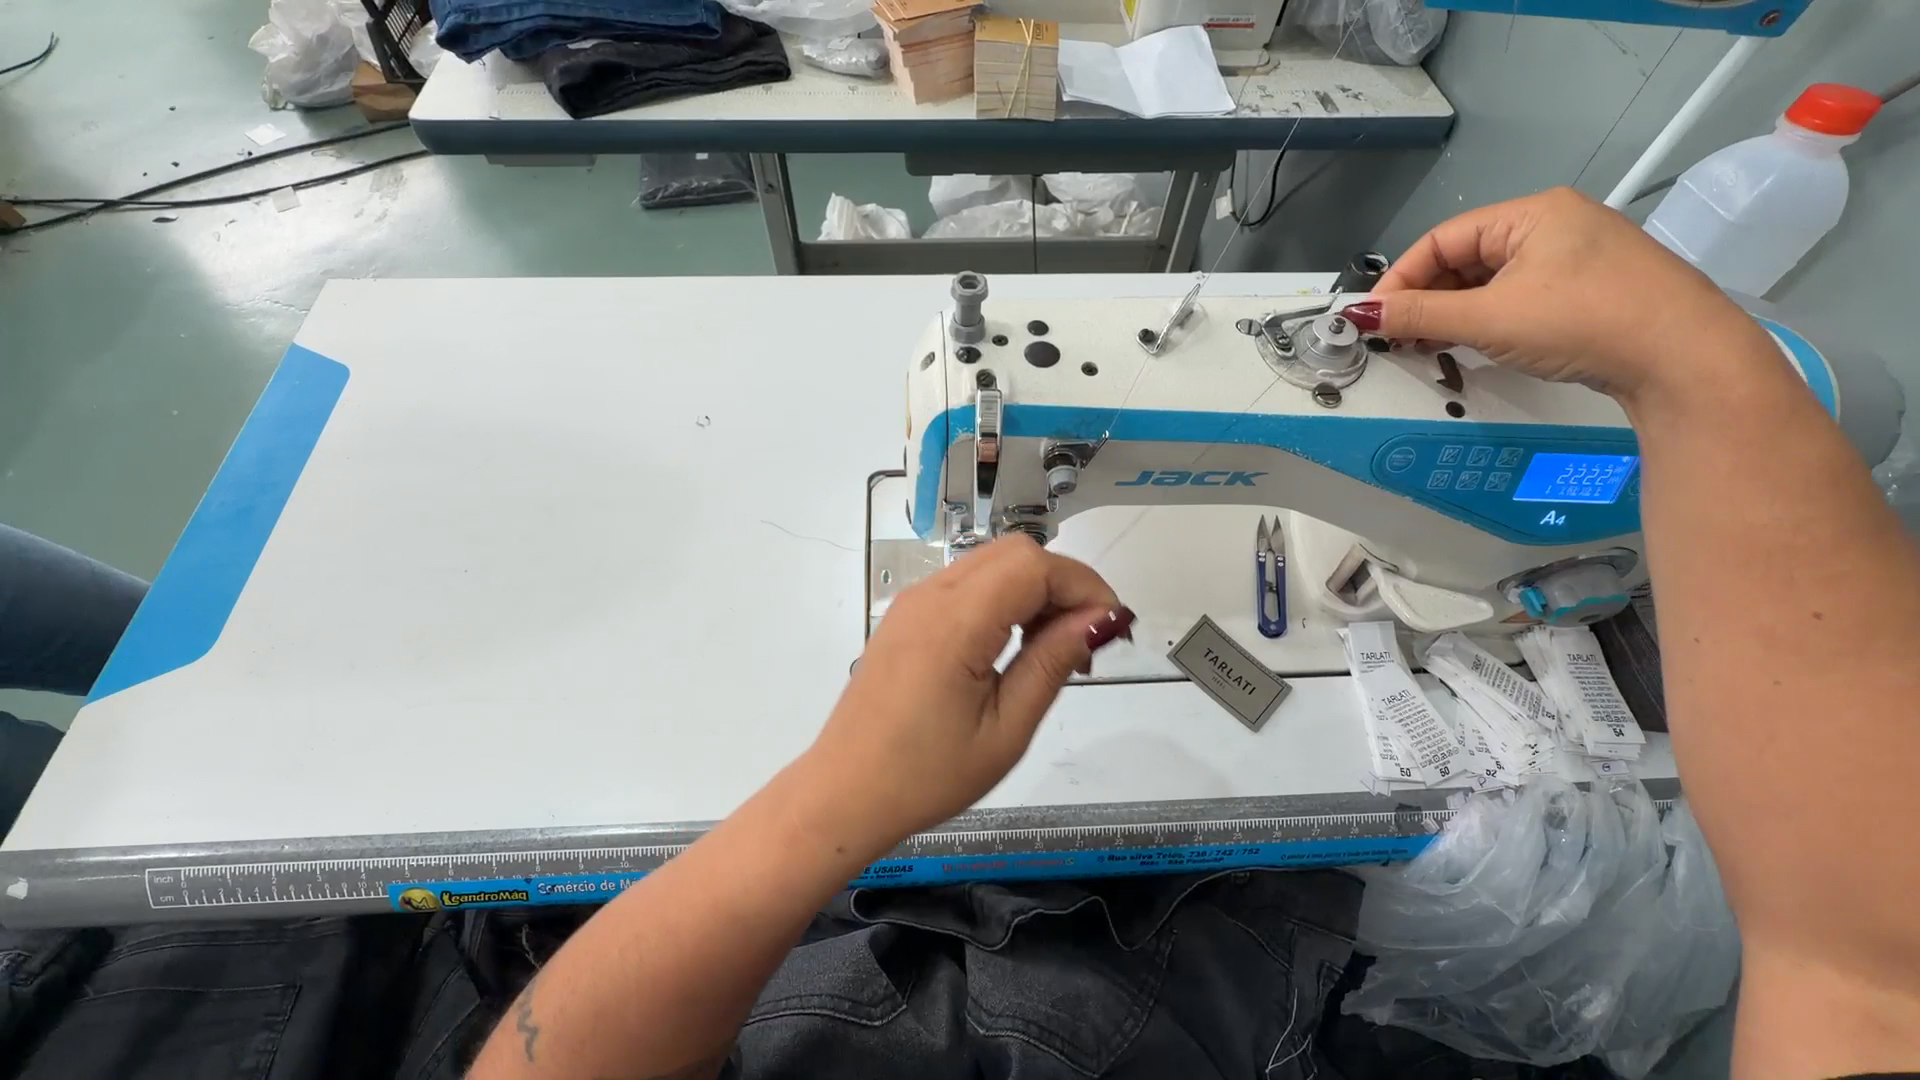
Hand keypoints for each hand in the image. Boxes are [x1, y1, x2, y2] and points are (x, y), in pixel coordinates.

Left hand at [802, 536, 1128, 848]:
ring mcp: (914, 601)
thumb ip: (1052, 663)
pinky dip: (1004, 597)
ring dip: (1035, 589)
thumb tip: (1101, 620)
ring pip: (992, 562)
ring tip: (1056, 647)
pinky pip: (968, 582)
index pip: (1034, 565)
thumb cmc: (926, 775)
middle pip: (1015, 553)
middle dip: (1063, 584)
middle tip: (1086, 641)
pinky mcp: (907, 615)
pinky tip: (1015, 643)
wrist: (846, 793)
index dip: (1083, 586)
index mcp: (954, 622)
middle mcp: (930, 595)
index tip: (1110, 630)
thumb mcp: (1005, 730)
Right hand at [1346, 187, 1773, 401]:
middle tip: (1397, 339)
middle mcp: (1552, 226)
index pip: (1441, 240)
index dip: (1400, 279)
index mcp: (1531, 215)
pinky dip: (1483, 319)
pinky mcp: (1584, 290)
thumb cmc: (1582, 321)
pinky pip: (1514, 297)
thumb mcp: (1489, 319)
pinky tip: (1469, 344)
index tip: (1373, 319)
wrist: (1684, 357)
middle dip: (1425, 299)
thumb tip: (1359, 315)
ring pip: (1487, 281)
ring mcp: (1572, 258)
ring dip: (1450, 314)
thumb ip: (1419, 316)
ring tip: (1427, 347)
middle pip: (1463, 259)